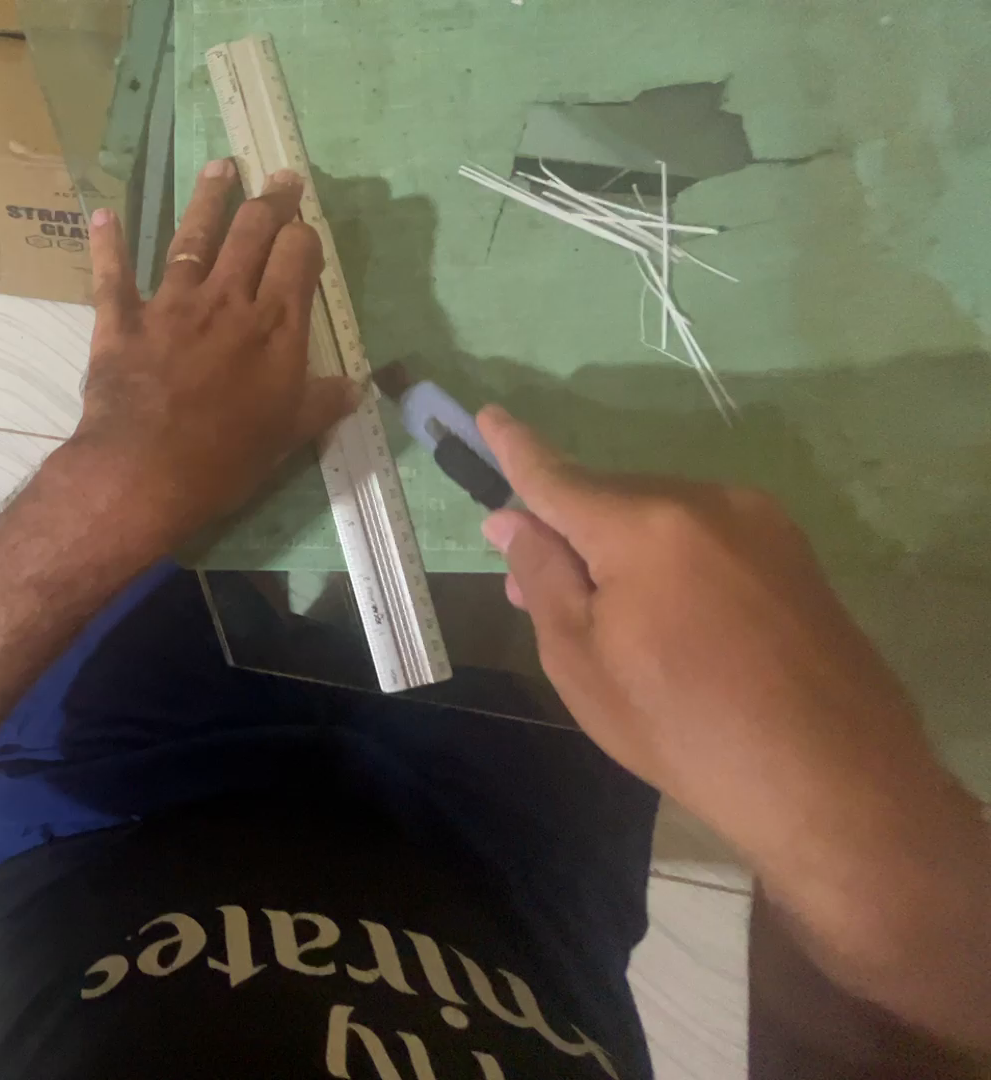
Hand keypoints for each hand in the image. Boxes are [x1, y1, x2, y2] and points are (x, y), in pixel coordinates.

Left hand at [49, 158, 358, 551]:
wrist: (144, 472)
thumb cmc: (223, 461)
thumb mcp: (285, 439)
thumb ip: (319, 405)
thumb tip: (356, 388)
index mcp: (274, 325)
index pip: (297, 256)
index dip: (302, 236)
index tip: (302, 229)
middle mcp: (226, 301)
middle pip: (252, 232)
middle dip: (269, 201)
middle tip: (279, 179)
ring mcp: (170, 306)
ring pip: (192, 237)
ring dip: (207, 199)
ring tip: (220, 168)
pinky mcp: (121, 323)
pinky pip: (113, 275)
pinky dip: (108, 244)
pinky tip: (103, 215)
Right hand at [473, 405, 929, 824]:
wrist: (833, 786)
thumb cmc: (675, 721)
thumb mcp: (576, 653)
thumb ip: (540, 573)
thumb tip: (510, 518)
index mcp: (646, 527)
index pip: (556, 477)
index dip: (514, 448)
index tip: (487, 414)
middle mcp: (708, 506)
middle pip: (604, 498)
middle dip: (560, 530)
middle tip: (528, 588)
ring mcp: (762, 528)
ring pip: (651, 516)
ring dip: (607, 548)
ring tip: (589, 611)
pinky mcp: (792, 557)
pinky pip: (696, 535)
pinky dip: (655, 557)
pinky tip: (651, 614)